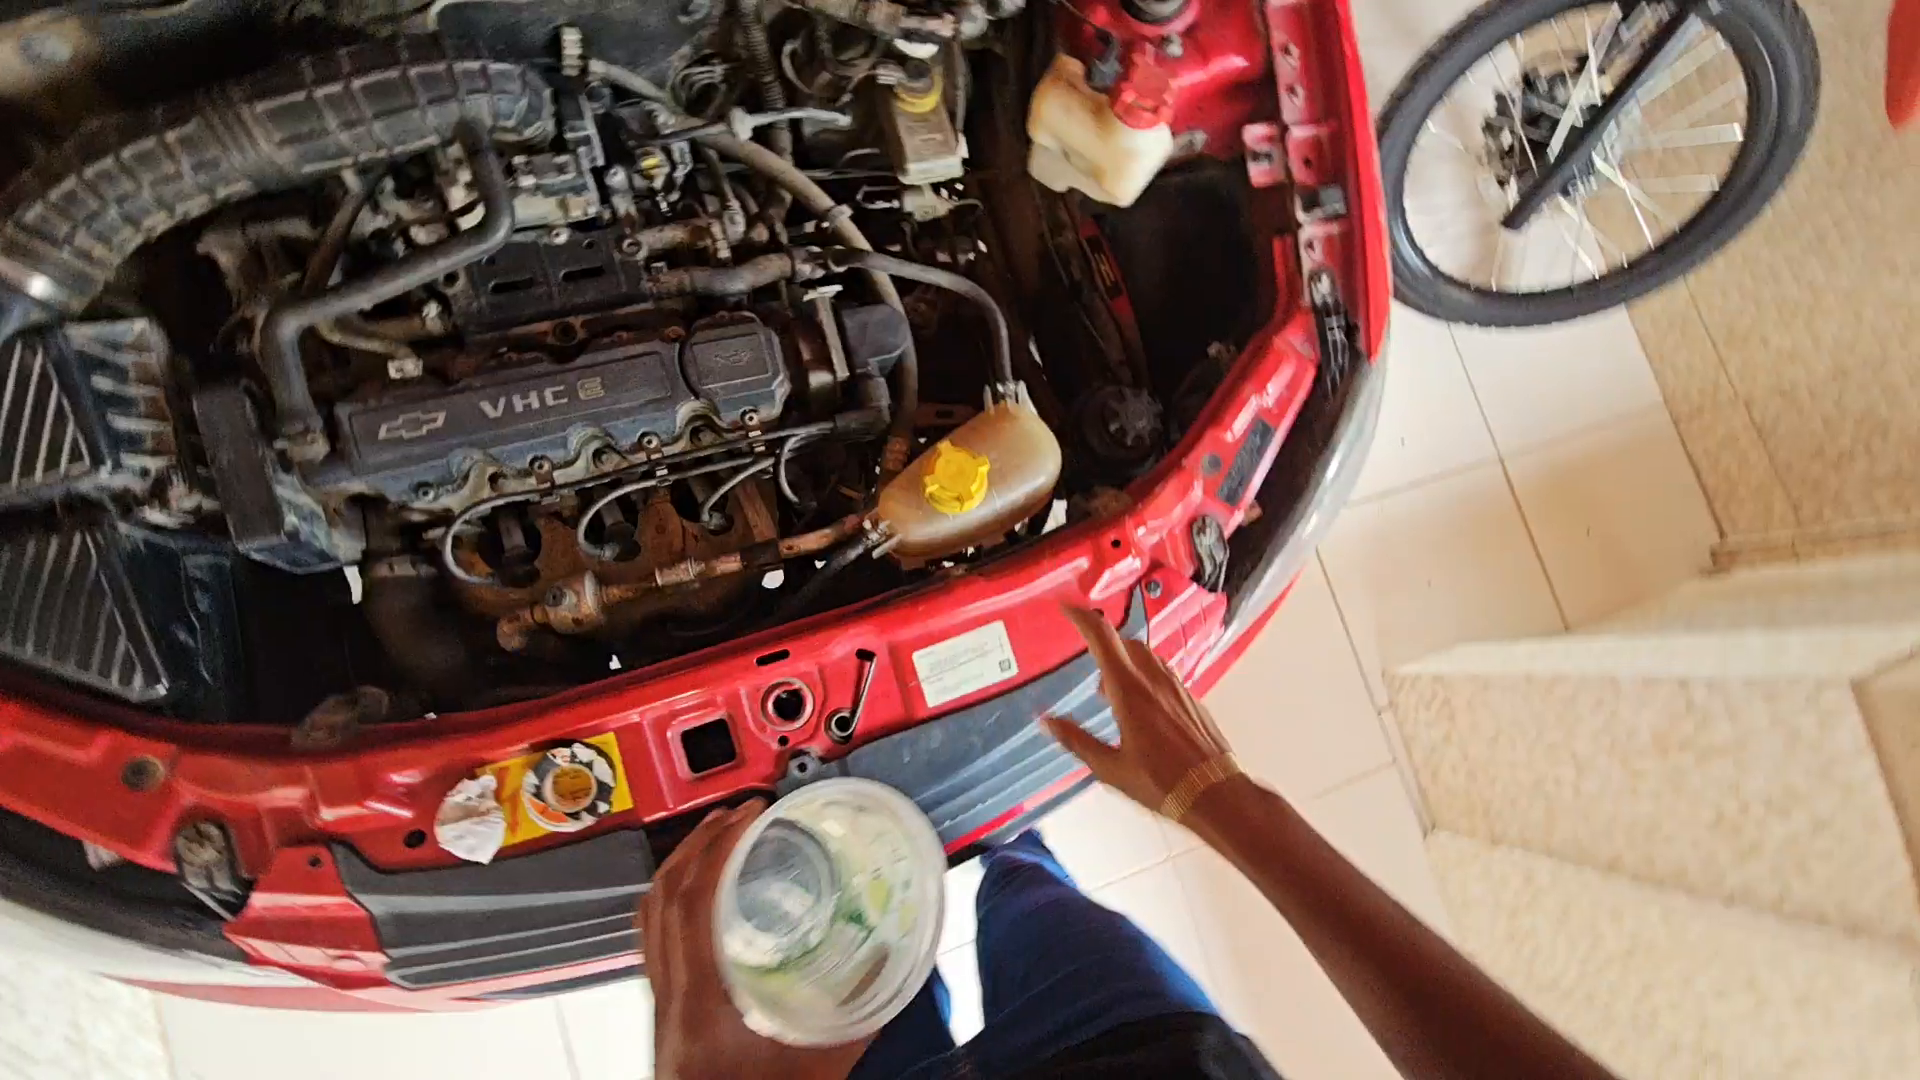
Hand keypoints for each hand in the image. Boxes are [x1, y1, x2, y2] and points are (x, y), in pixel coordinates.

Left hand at [639, 800, 873, 1079]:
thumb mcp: (823, 1064)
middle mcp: (668, 998)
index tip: (752, 814)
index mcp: (701, 1002)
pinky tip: (703, 895)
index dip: (720, 845)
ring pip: (649, 916)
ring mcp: (658, 1006)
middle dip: (699, 842)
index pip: (694, 900)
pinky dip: (673, 899)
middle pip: (663, 898)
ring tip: (717, 839)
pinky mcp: (661, 1014)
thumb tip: (894, 950)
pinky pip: (652, 938)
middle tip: (737, 814)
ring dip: (681, 866)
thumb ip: (861, 1007)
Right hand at [1043, 604, 1238, 815]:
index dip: (1082, 618)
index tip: (1066, 607)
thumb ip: (1077, 740)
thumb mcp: (1110, 768)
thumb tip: (1046, 722)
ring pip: (1147, 656)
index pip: (1102, 638)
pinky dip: (1145, 677)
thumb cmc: (1159, 783)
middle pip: (1125, 642)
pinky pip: (1164, 674)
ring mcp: (1177, 687)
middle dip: (1104, 644)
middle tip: (1090, 666)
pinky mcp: (1192, 699)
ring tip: (1113, 692)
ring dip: (1126, 661)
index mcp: (1129, 690)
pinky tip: (1143, 708)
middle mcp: (1154, 680)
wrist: (1216, 794)